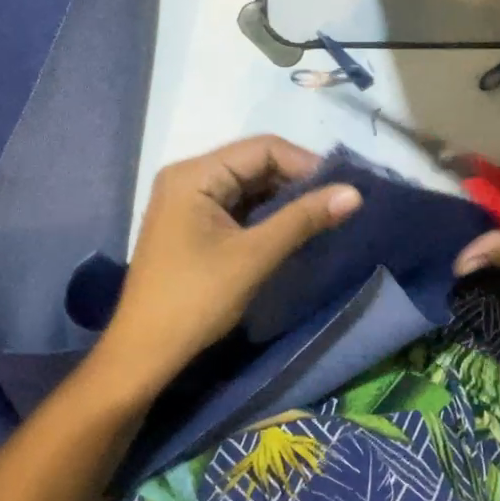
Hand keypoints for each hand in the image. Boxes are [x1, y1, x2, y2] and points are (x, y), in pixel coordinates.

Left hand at [93, 136, 361, 397]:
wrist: (145, 352)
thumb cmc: (195, 299)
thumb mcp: (254, 256)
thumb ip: (303, 219)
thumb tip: (354, 193)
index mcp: (194, 174)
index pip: (262, 148)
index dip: (306, 164)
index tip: (343, 190)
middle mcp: (188, 177)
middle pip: (254, 163)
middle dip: (297, 181)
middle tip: (338, 204)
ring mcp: (187, 202)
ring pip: (248, 187)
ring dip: (284, 200)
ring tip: (323, 217)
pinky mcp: (191, 226)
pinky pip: (237, 207)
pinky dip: (266, 216)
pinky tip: (293, 230)